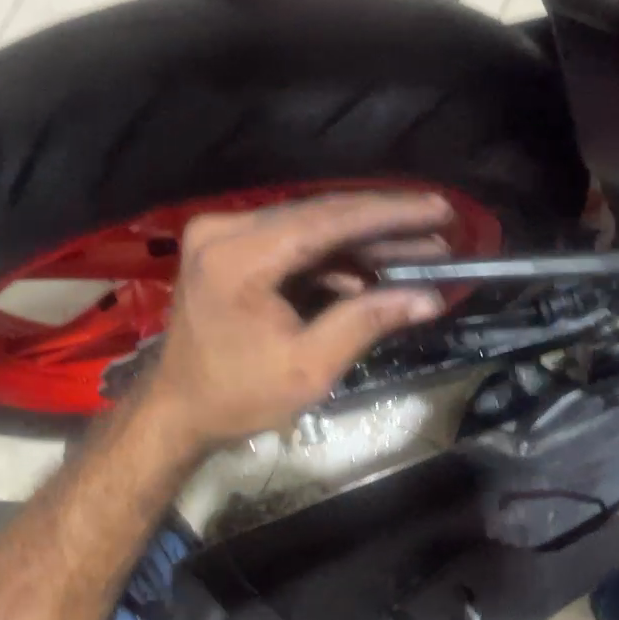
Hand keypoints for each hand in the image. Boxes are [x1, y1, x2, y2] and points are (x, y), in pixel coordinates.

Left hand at [139, 192, 455, 447]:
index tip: (439, 209)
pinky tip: (374, 270)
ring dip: (361, 241)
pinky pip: (289, 242)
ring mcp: (221, 235)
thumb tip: (430, 297)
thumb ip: (366, 322)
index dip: (388, 213)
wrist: (178, 409)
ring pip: (308, 227)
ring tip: (421, 252)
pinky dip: (330, 257)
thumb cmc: (238, 396)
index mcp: (238, 257)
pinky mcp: (226, 247)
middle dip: (383, 225)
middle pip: (319, 216)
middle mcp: (225, 230)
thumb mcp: (309, 367)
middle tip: (440, 227)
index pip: (326, 220)